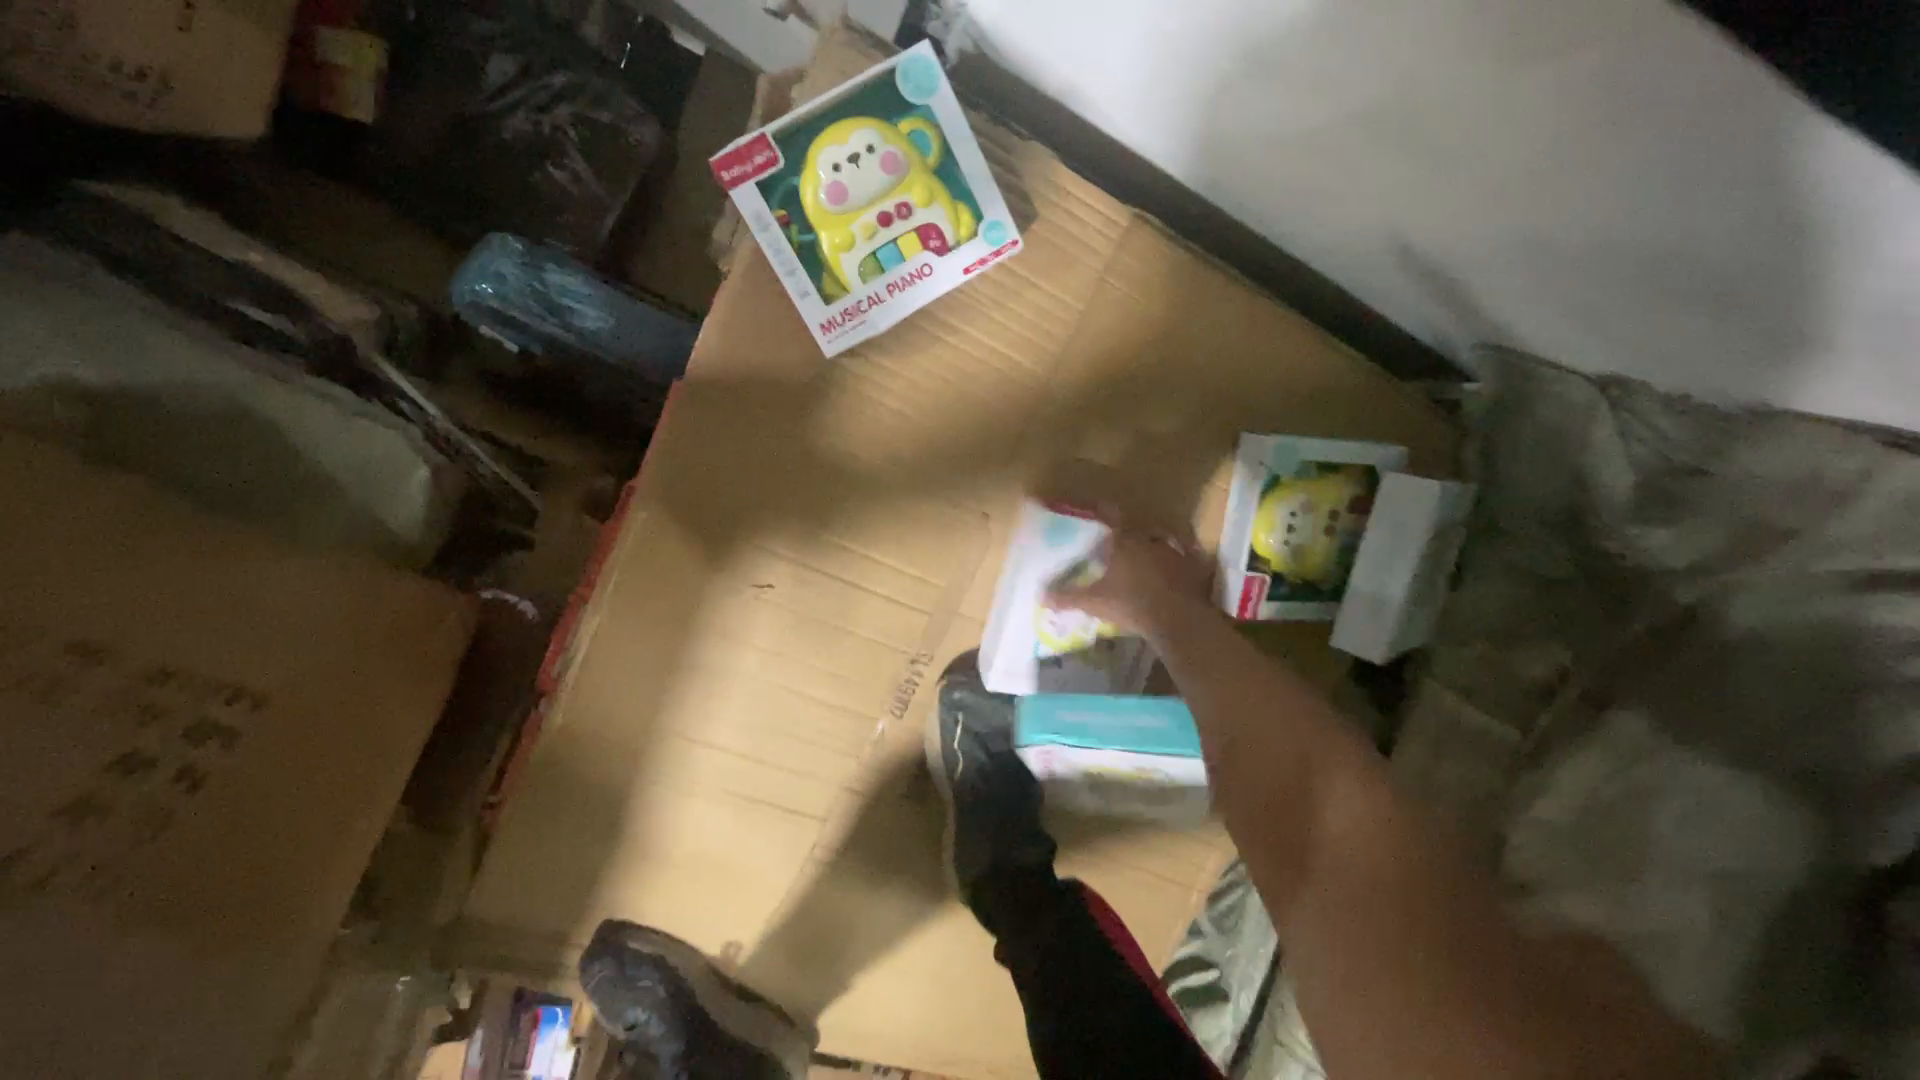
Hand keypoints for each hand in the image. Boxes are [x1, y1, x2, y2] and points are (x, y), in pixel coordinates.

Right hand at [1043, 510, 1213, 639]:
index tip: (1100, 506)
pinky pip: (1189, 555)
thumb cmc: (1130, 604)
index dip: (1105, 509)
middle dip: (1131, 531)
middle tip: (1124, 537)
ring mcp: (1175, 552)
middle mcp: (1151, 539)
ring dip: (1157, 542)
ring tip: (1151, 550)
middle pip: (1139, 527)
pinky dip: (1184, 556)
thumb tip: (1041, 596)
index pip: (1112, 515)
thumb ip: (1068, 597)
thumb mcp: (1094, 602)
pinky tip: (1182, 562)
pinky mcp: (1194, 567)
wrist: (1176, 618)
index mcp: (1125, 540)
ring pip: (1164, 539)